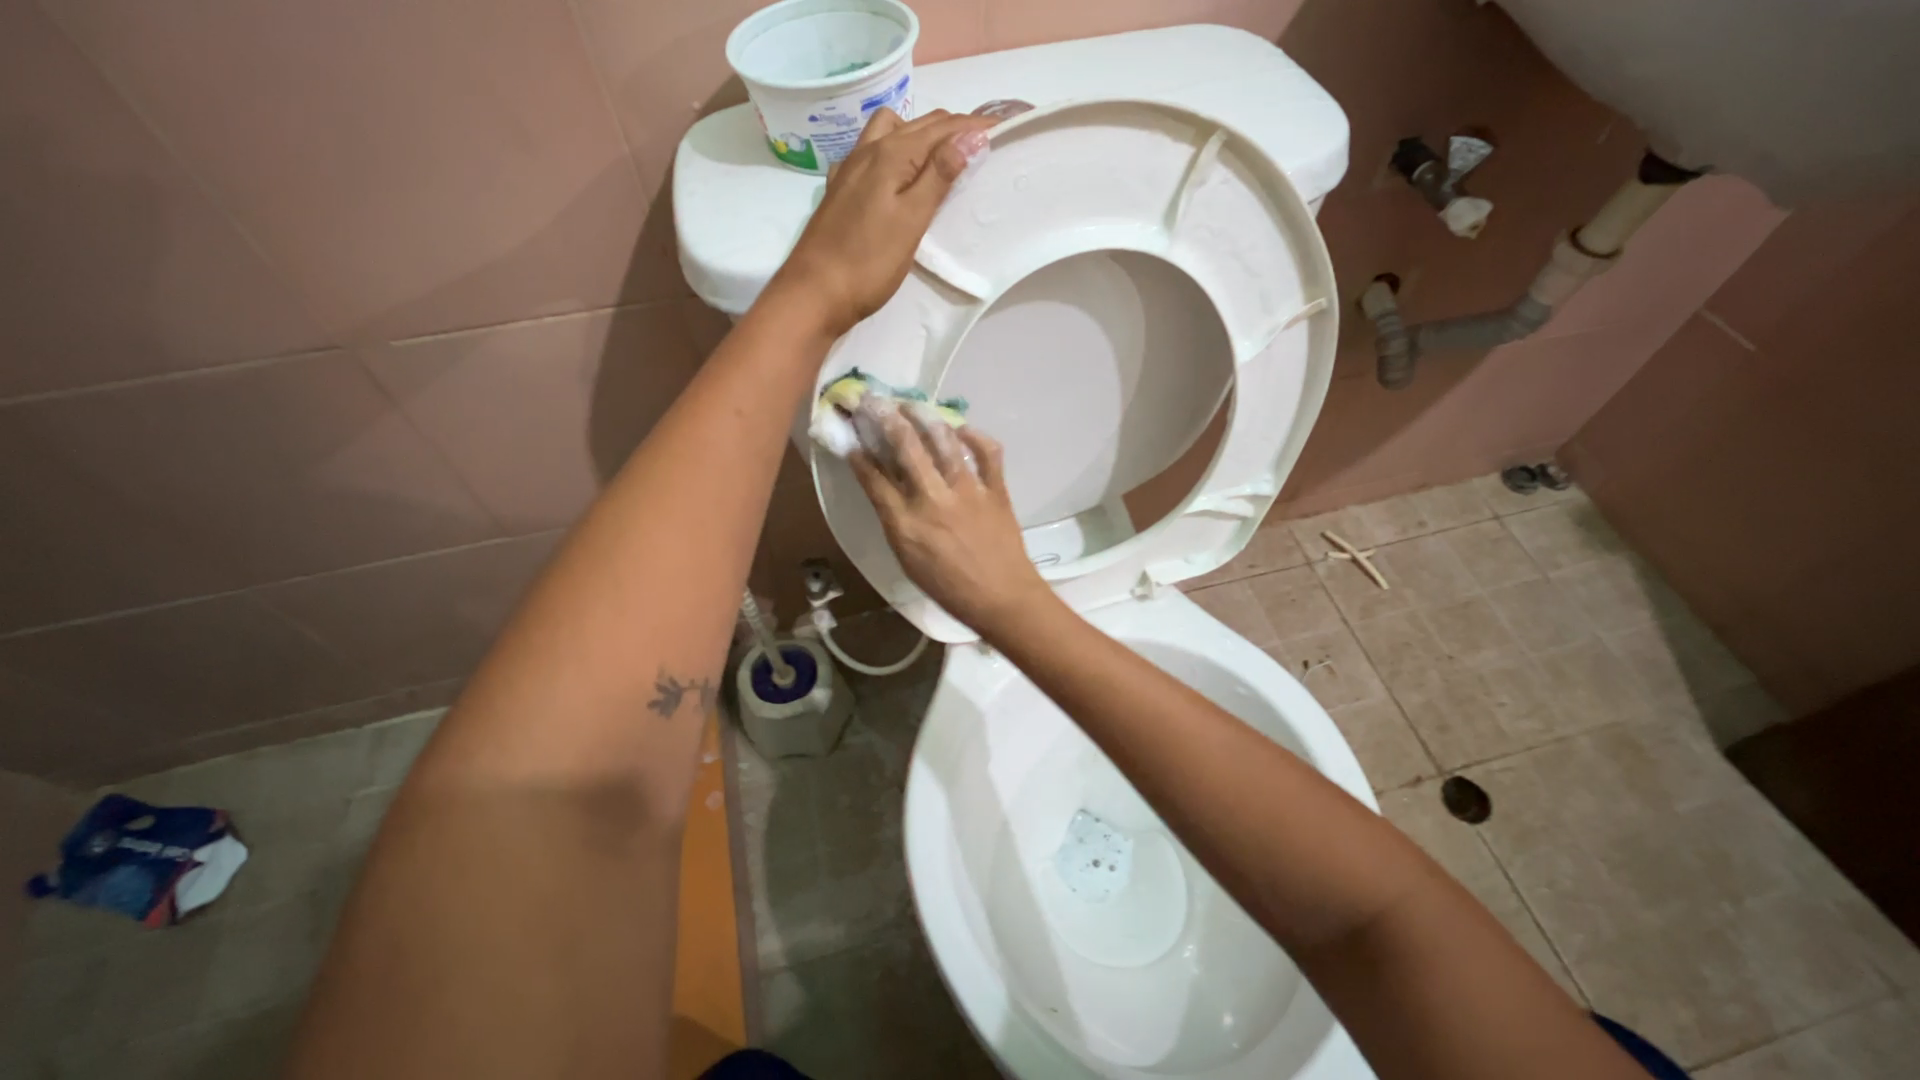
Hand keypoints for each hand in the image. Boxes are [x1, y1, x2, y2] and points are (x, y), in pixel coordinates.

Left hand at [770, 108, 995, 337]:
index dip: (974, 127)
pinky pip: (872, 153)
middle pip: (919, 125)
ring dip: (920, 133)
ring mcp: (849, 169)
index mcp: (890, 153)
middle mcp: (868, 150)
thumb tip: (970, 137)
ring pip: (892, 131)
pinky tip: (898, 173)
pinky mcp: (841, 190)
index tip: (1006, 130)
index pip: (942, 128)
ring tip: (943, 156)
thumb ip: (939, 175)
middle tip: (985, 145)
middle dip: (953, 128)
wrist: (813, 294)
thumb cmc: (868, 262)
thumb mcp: (912, 219)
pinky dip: (894, 150)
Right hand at [850, 411, 1056, 638]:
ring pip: (943, 441)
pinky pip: (987, 452)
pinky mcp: (996, 490)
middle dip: (885, 418)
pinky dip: (973, 435)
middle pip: (905, 446)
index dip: (859, 453)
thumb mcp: (907, 559)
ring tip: (910, 405)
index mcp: (905, 524)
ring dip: (923, 417)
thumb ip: (894, 519)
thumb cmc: (949, 587)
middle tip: (874, 401)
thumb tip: (884, 487)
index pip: (874, 478)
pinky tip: (960, 429)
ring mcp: (967, 492)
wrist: (1001, 598)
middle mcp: (933, 500)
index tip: (851, 434)